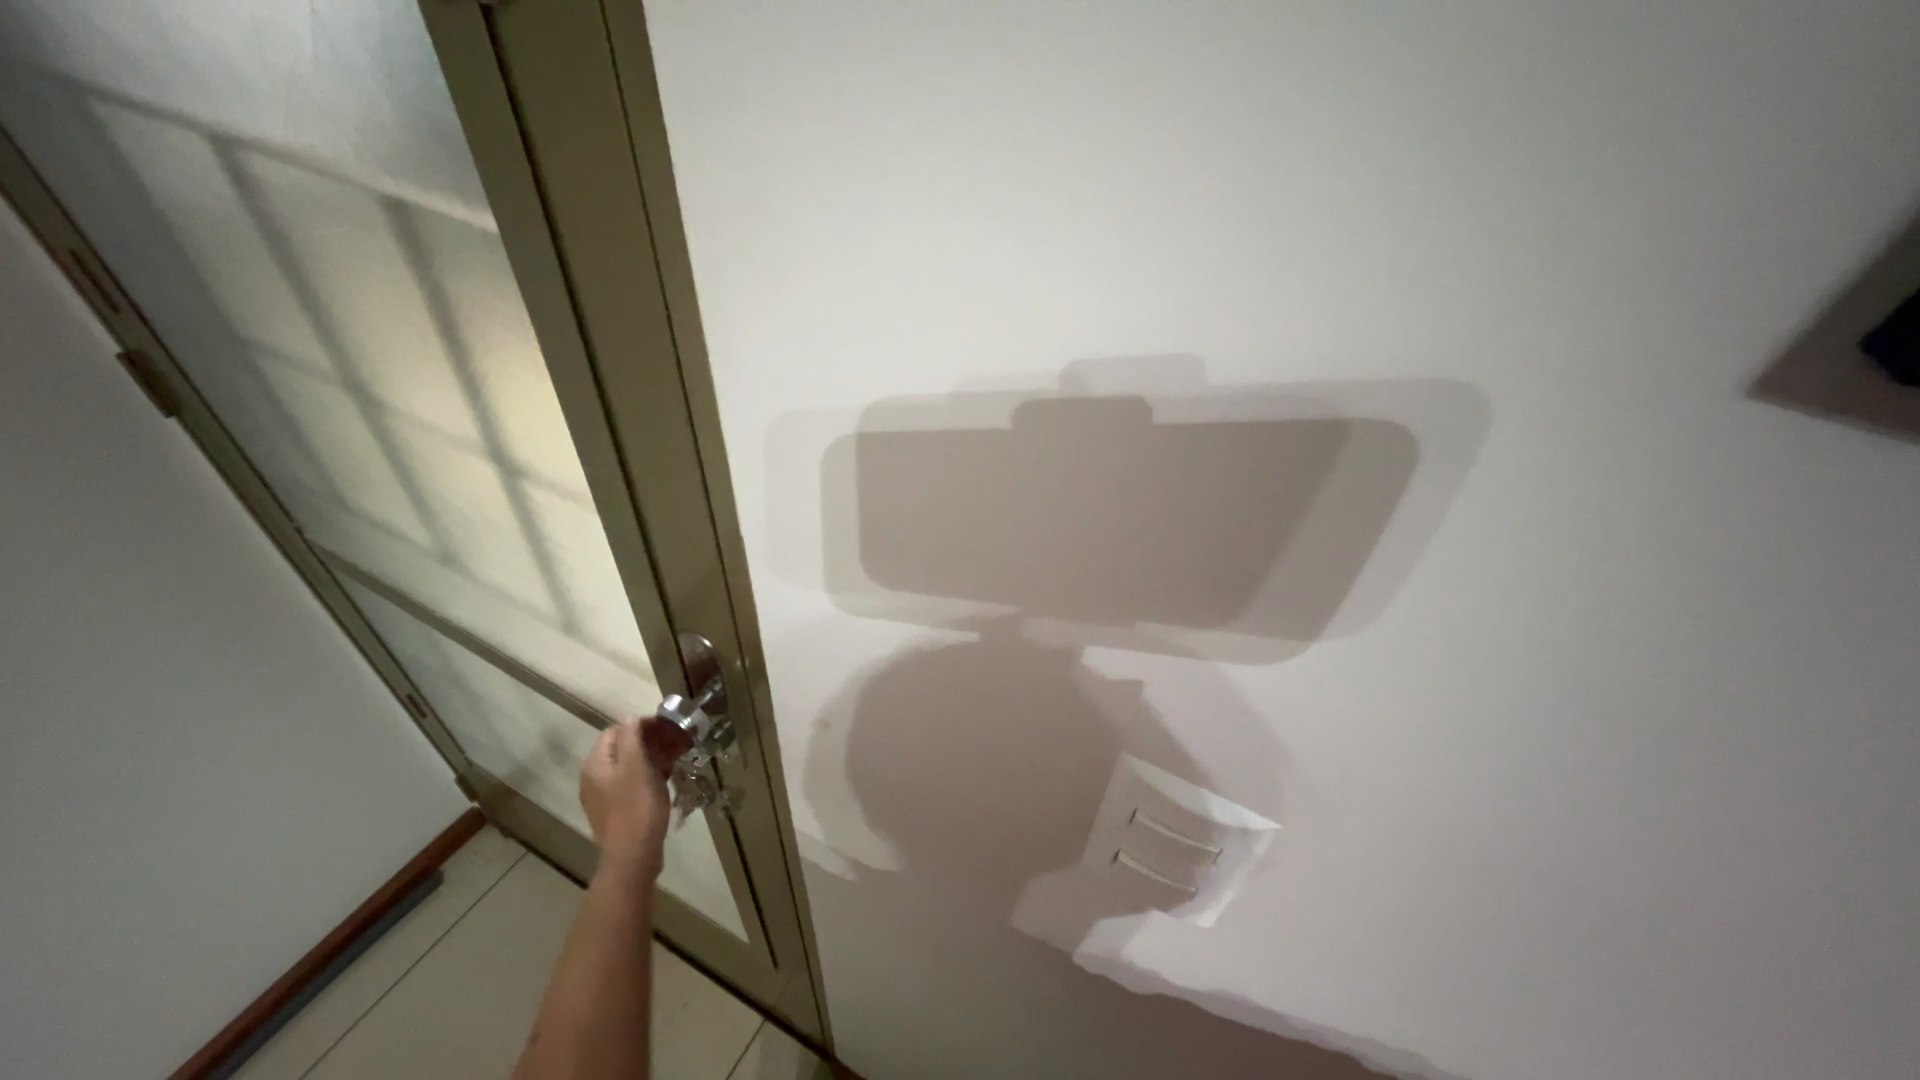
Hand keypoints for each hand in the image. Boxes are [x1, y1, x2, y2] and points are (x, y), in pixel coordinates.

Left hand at [579, 721, 670, 879]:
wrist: (632, 856)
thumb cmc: (636, 807)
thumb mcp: (636, 766)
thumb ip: (631, 738)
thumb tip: (631, 719)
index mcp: (596, 763)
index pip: (616, 730)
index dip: (642, 725)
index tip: (668, 727)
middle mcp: (593, 777)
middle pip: (621, 748)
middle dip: (648, 741)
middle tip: (674, 743)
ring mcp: (602, 796)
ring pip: (627, 766)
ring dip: (650, 758)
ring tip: (673, 760)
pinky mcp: (614, 810)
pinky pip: (630, 783)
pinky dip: (647, 776)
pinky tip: (664, 781)